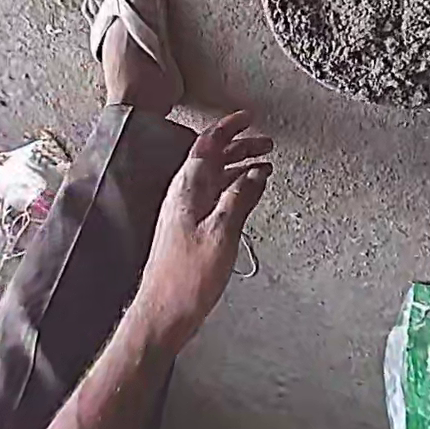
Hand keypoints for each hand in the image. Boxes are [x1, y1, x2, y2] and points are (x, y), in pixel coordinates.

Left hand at [129, 110, 271, 351]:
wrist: (163, 311)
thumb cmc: (186, 277)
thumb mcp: (221, 233)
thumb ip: (240, 198)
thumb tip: (256, 173)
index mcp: (188, 187)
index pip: (208, 143)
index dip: (228, 127)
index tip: (248, 117)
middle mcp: (185, 194)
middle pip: (214, 156)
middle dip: (240, 144)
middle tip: (265, 141)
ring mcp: (187, 210)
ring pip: (217, 175)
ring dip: (240, 164)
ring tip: (264, 161)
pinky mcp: (192, 225)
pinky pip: (217, 193)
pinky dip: (236, 185)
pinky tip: (249, 191)